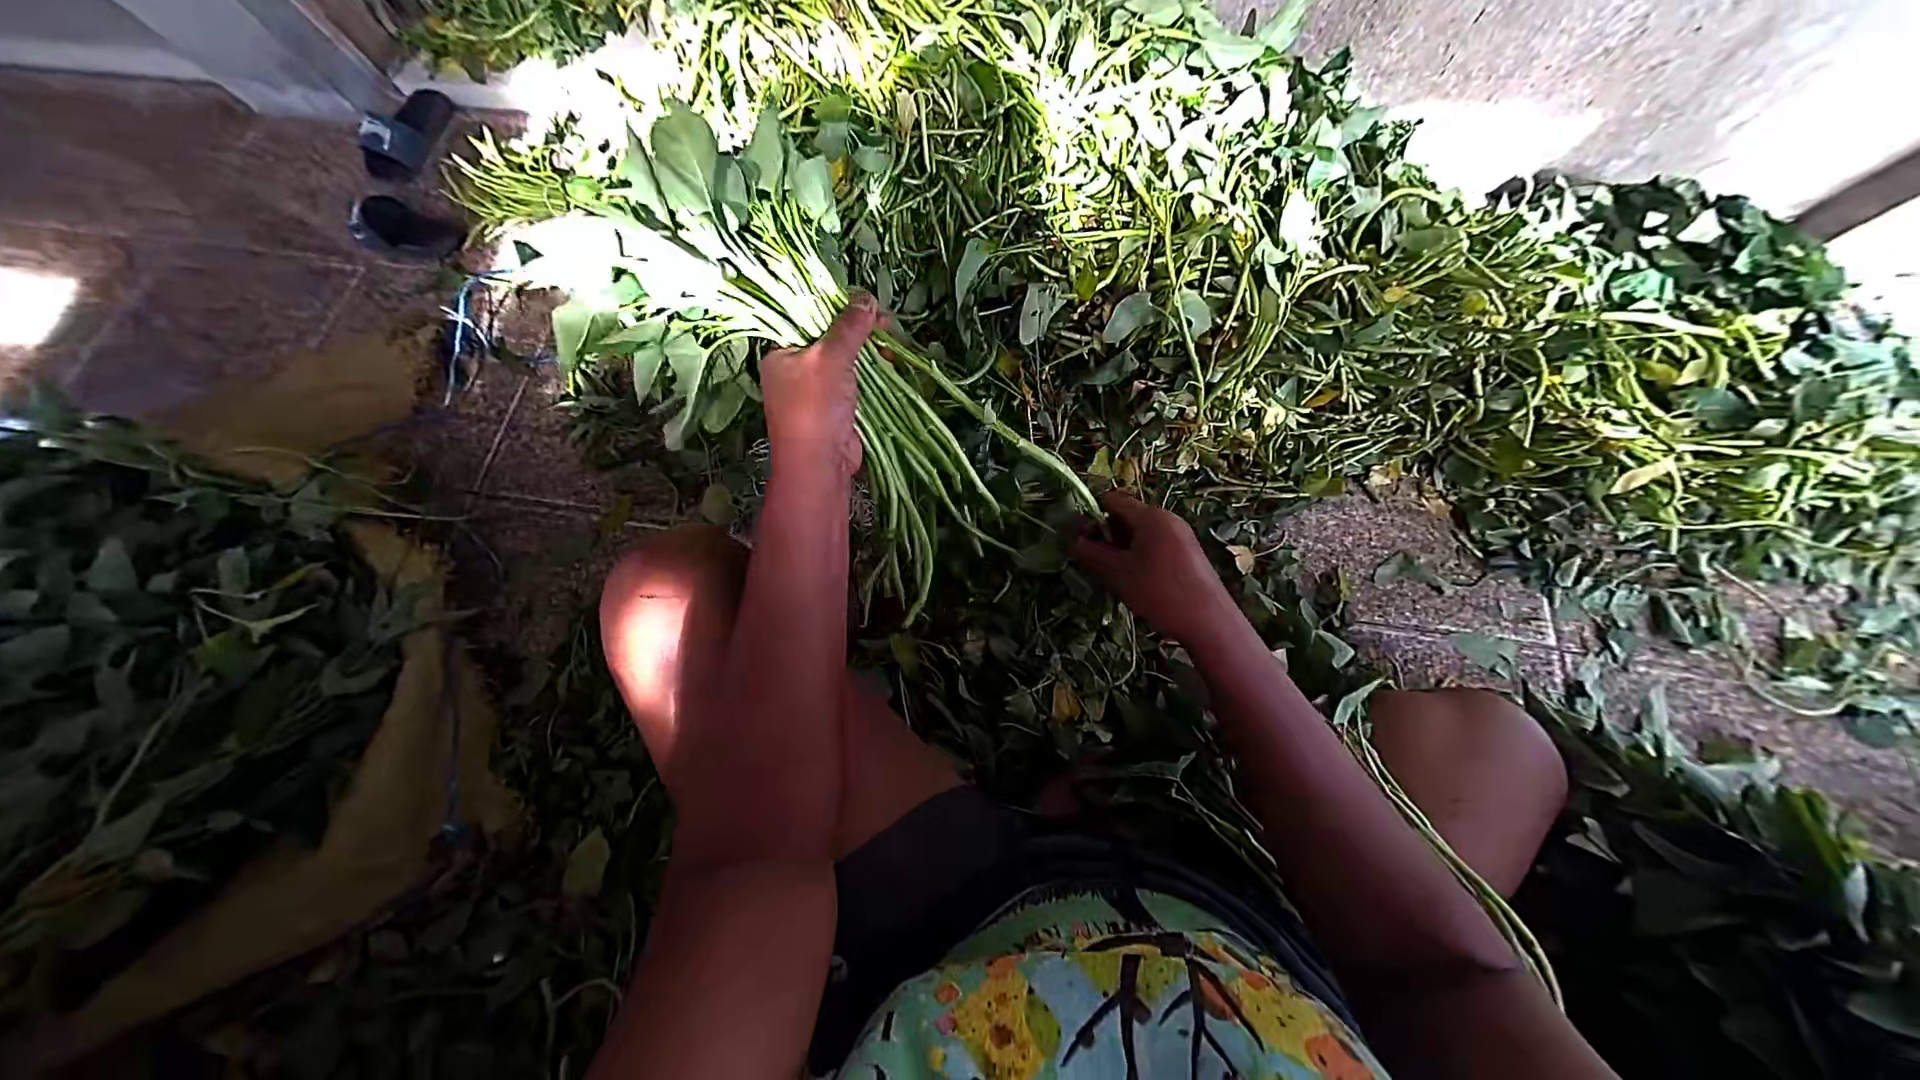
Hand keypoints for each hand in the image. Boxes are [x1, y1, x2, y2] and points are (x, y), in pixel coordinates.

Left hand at [760, 292, 876, 477]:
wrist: (819, 464)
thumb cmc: (813, 407)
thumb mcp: (829, 357)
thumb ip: (848, 326)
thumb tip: (866, 298)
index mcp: (782, 352)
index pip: (810, 317)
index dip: (838, 307)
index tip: (867, 302)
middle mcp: (798, 368)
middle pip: (833, 337)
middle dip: (861, 329)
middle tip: (887, 323)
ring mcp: (819, 389)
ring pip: (849, 359)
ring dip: (872, 350)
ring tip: (893, 343)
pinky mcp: (839, 406)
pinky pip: (858, 380)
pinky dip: (875, 371)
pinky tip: (892, 362)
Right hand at [1068, 491, 1237, 645]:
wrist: (1209, 622)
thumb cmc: (1160, 592)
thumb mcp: (1118, 573)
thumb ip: (1091, 553)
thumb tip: (1071, 540)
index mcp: (1150, 516)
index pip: (1111, 499)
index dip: (1091, 515)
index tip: (1081, 539)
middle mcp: (1167, 518)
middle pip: (1126, 515)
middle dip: (1106, 534)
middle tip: (1095, 561)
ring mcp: (1181, 534)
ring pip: (1140, 532)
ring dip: (1122, 548)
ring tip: (1115, 574)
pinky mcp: (1188, 551)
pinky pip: (1155, 543)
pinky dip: (1139, 555)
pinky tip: (1137, 580)